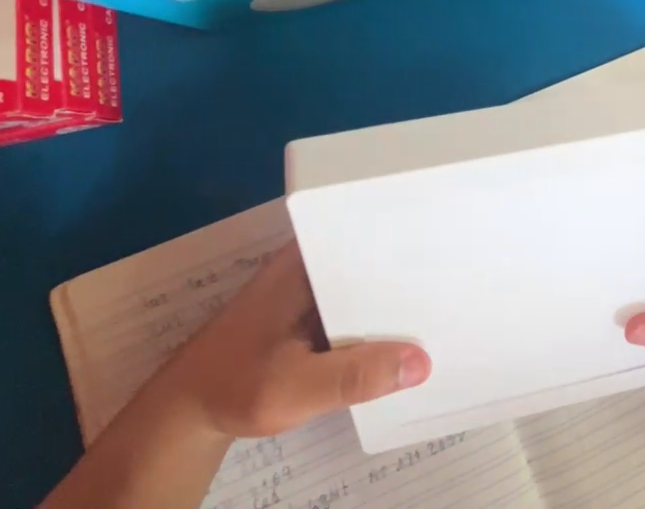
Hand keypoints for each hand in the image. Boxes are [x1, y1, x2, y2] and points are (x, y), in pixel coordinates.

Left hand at [153, 241, 431, 438]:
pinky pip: (359, 305)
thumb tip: (422, 362)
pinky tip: (410, 331)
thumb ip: (353, 377)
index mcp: (304, 259)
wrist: (186, 417)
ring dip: (396, 294)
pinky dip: (380, 317)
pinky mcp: (315, 313)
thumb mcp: (293, 387)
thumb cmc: (233, 386)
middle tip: (459, 274)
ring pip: (367, 281)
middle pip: (372, 254)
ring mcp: (313, 288)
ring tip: (446, 299)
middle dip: (410, 265)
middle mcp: (311, 264)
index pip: (363, 227)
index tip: (447, 235)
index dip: (405, 229)